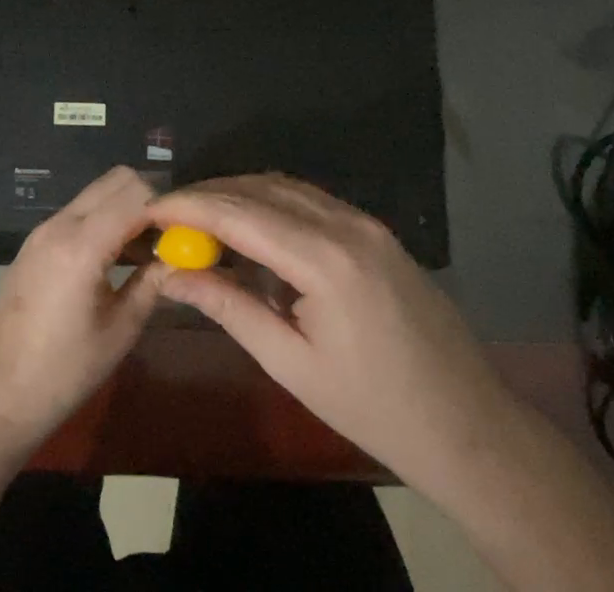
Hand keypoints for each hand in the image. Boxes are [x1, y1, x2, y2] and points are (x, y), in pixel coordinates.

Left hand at [0, 167, 164, 444]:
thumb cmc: (65, 370)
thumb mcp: (121, 329)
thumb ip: (154, 282)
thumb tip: (182, 257)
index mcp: (81, 246)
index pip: (136, 194)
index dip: (168, 208)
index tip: (188, 234)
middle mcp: (59, 226)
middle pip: (116, 181)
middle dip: (148, 201)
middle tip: (169, 239)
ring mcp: (41, 232)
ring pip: (96, 195)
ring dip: (126, 211)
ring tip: (148, 254)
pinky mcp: (33, 244)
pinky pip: (77, 214)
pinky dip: (103, 222)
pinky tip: (117, 260)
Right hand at [148, 174, 515, 488]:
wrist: (466, 424)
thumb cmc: (372, 407)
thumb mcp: (290, 362)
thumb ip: (228, 307)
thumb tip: (170, 274)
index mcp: (325, 260)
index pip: (239, 213)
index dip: (187, 206)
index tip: (147, 210)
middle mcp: (348, 226)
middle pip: (261, 189)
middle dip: (207, 195)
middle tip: (165, 216)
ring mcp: (368, 225)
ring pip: (287, 189)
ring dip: (238, 196)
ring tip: (196, 221)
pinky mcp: (378, 234)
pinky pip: (312, 203)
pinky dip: (271, 205)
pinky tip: (248, 230)